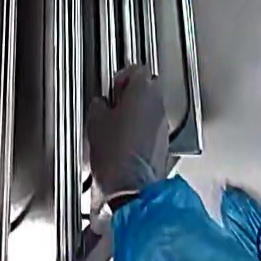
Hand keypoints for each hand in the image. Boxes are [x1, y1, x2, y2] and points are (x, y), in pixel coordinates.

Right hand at [86, 65, 170, 202]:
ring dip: (138, 111)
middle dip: (132, 93)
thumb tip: (101, 104)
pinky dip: (142, 130)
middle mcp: (157, 106)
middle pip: (148, 87)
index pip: (137, 69)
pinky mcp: (164, 144)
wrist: (132, 190)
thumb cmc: (115, 155)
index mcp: (142, 92)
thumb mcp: (96, 123)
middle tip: (116, 103)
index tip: (114, 86)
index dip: (123, 75)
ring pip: (152, 108)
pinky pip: (153, 127)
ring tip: (119, 125)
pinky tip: (127, 142)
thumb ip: (99, 104)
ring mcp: (163, 126)